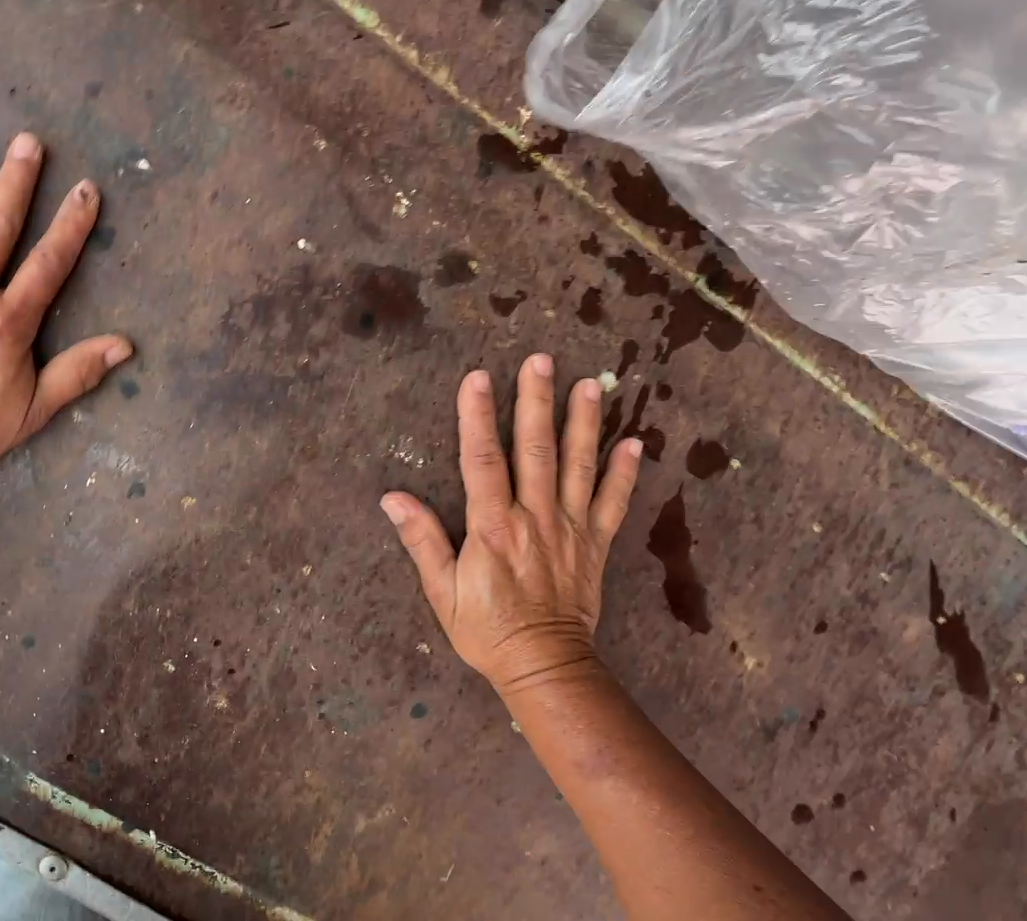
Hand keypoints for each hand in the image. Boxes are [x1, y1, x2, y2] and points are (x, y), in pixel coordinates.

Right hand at [382, 354, 641, 694]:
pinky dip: (625, 472)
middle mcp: (534, 519)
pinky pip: (614, 503)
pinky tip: (635, 442)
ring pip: (578, 466)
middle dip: (535, 402)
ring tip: (590, 384)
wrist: (544, 666)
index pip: (483, 461)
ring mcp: (570, 529)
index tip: (477, 378)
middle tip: (541, 360)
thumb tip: (392, 498)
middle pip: (535, 450)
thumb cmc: (485, 630)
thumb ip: (422, 540)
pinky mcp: (595, 544)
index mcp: (493, 528)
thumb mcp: (441, 591)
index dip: (478, 417)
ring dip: (583, 423)